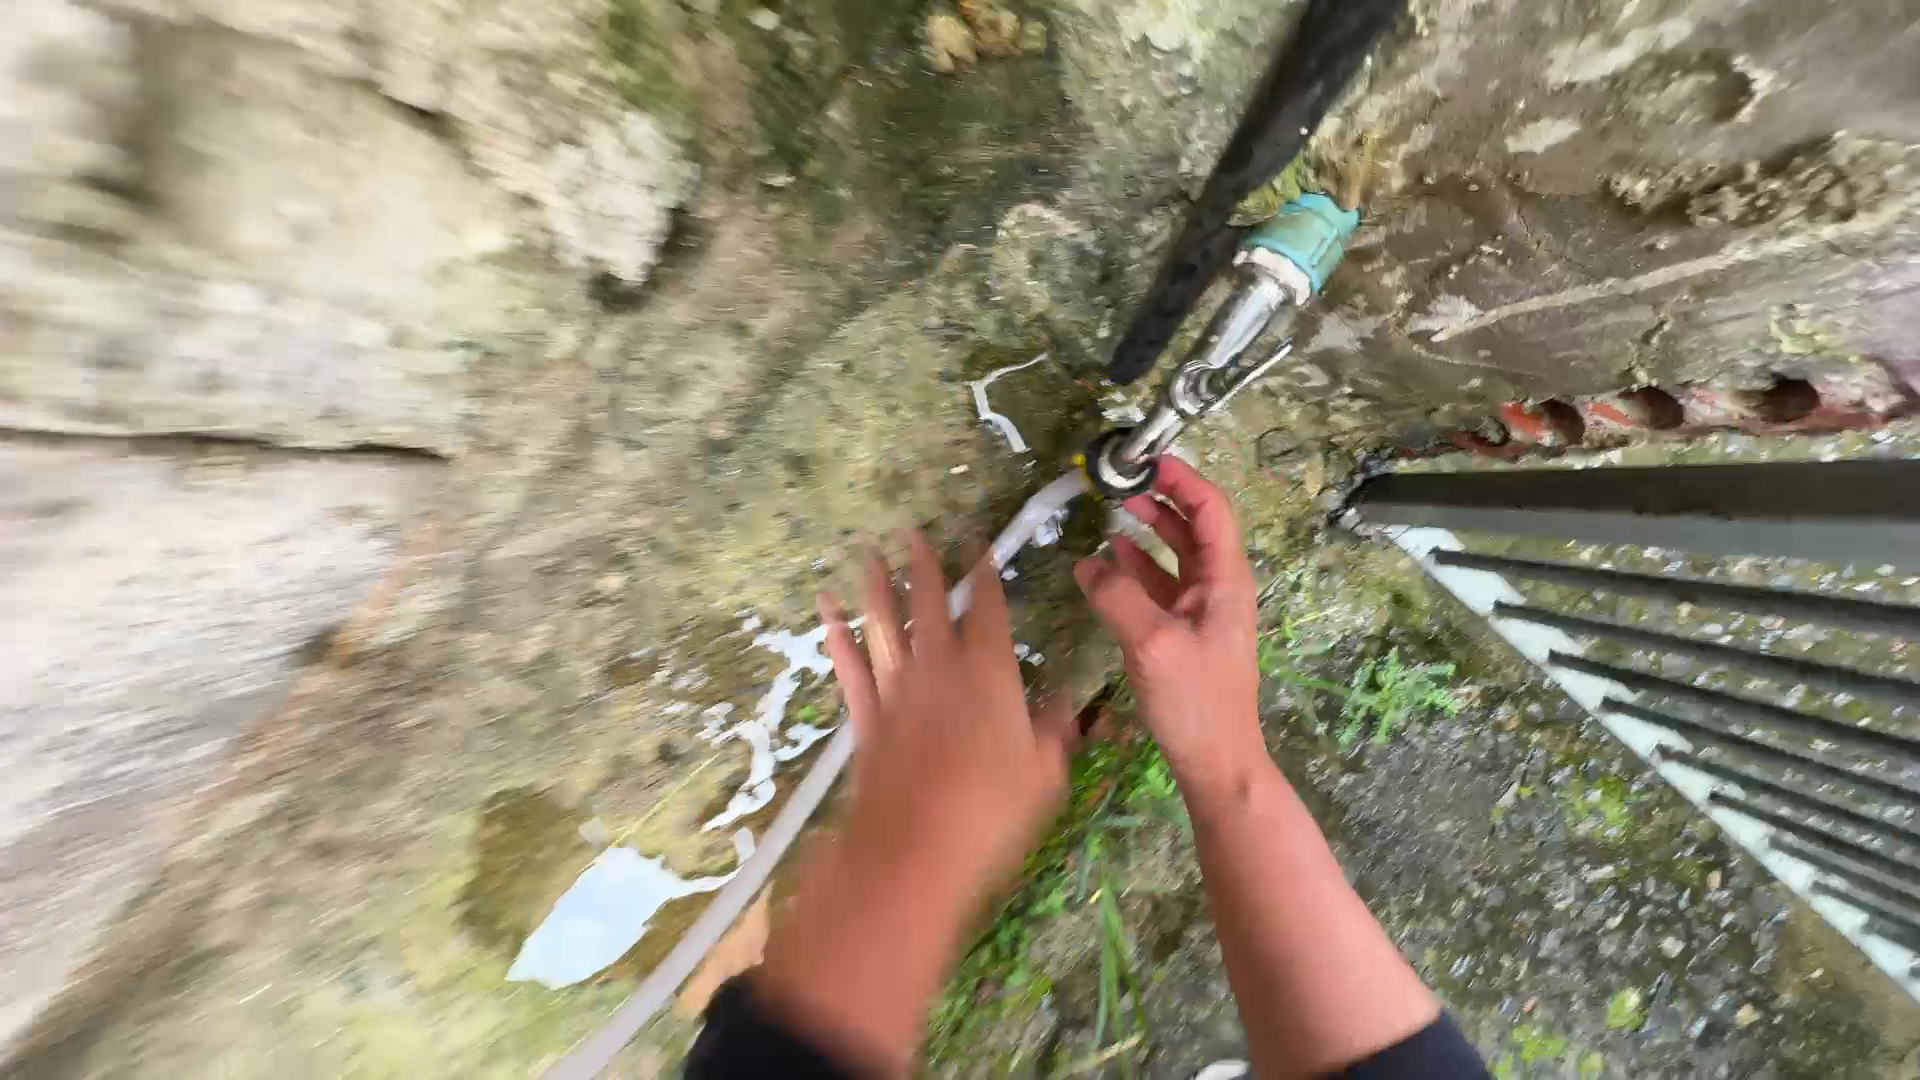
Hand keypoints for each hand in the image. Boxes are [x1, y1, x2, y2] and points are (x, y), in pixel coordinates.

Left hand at [754, 535, 1073, 1074]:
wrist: (915, 853)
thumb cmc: (992, 813)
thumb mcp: (1046, 773)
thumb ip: (1056, 727)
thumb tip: (1064, 696)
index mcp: (989, 673)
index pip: (989, 608)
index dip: (984, 572)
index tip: (977, 542)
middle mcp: (940, 667)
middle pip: (930, 602)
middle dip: (924, 563)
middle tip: (912, 530)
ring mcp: (897, 689)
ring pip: (883, 623)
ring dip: (875, 585)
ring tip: (867, 551)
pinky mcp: (866, 716)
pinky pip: (848, 665)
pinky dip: (834, 635)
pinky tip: (825, 610)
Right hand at [1073, 457, 1264, 786]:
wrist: (1216, 758)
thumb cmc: (1194, 700)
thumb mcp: (1152, 642)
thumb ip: (1118, 596)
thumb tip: (1088, 562)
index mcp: (1224, 579)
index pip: (1210, 509)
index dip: (1182, 479)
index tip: (1145, 460)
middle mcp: (1217, 585)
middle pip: (1194, 525)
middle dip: (1162, 496)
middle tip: (1123, 478)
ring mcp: (1201, 607)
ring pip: (1176, 552)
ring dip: (1149, 526)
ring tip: (1116, 505)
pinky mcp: (1182, 628)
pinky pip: (1160, 583)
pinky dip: (1137, 564)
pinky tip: (1111, 555)